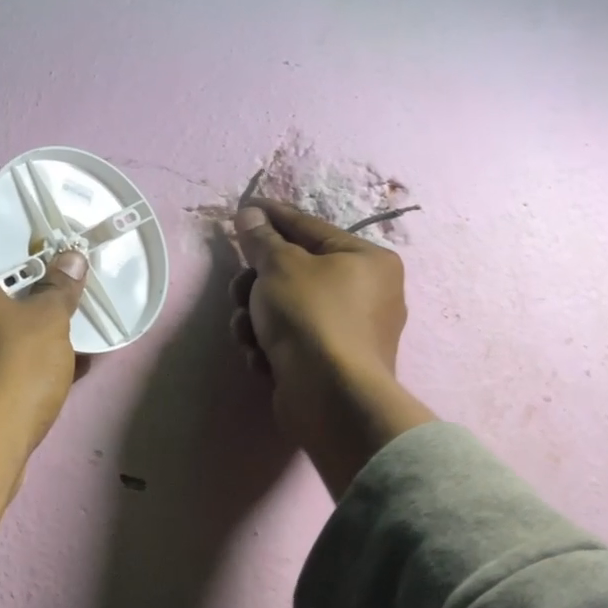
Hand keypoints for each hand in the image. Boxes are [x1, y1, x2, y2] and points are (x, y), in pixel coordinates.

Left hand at [0, 227, 87, 449]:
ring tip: (54, 322)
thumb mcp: (49, 320)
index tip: (29, 238)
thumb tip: (71, 258)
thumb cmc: (11, 367)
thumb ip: (60, 286)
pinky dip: (8, 354)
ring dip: (12, 320)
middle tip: (48, 278)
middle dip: (11, 280)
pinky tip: (47, 366)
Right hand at [230, 199, 435, 497]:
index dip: (272, 217)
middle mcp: (368, 294)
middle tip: (238, 289)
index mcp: (367, 260)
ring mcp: (352, 334)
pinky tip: (259, 356)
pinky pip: (292, 341)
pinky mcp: (333, 367)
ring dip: (256, 317)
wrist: (330, 398)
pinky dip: (270, 345)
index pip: (309, 228)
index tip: (243, 209)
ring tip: (245, 330)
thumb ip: (261, 237)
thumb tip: (251, 213)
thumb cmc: (310, 315)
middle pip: (294, 272)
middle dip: (257, 283)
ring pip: (286, 309)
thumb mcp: (278, 265)